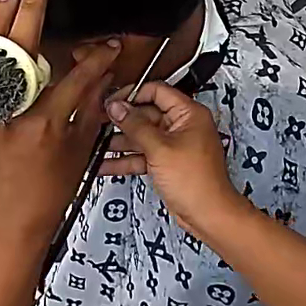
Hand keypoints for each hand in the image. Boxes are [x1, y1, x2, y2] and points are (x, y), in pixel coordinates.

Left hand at [0, 0, 120, 251]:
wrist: (14, 216)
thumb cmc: (51, 188)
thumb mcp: (82, 148)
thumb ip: (92, 106)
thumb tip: (102, 73)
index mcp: (45, 125)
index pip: (75, 78)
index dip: (96, 58)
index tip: (108, 44)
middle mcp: (10, 114)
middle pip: (20, 52)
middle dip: (31, 11)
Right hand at [101, 83, 247, 237]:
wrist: (207, 213)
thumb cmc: (198, 182)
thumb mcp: (160, 149)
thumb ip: (136, 126)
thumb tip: (118, 107)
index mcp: (189, 114)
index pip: (158, 91)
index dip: (133, 94)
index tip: (112, 102)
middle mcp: (184, 126)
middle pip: (147, 114)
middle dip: (123, 121)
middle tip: (100, 123)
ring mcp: (176, 145)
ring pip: (143, 136)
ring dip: (121, 142)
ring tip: (98, 145)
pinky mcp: (169, 162)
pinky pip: (144, 155)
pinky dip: (127, 160)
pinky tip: (107, 164)